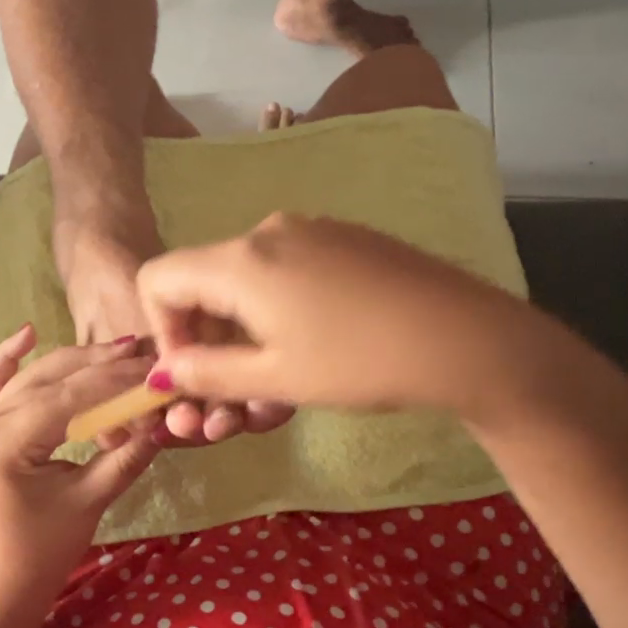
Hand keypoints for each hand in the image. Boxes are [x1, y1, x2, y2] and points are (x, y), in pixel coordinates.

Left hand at [0, 325, 162, 586]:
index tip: (157, 368)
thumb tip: (167, 418)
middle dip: (103, 366)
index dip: (117, 381)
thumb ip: (126, 454)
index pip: (70, 398)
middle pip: (52, 380)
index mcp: (6, 443)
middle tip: (147, 352)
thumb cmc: (49, 547)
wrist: (9, 577)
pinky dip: (10, 358)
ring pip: (33, 377)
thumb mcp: (92, 499)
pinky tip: (28, 332)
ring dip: (76, 361)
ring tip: (121, 347)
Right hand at [136, 213, 564, 423]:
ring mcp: (311, 230)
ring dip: (243, 335)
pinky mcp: (345, 240)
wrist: (468, 339)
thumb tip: (161, 373)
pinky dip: (276, 312)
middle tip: (233, 397)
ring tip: (277, 385)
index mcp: (240, 260)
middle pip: (202, 281)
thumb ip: (205, 374)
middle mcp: (268, 231)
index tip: (194, 374)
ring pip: (245, 282)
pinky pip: (284, 272)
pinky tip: (315, 348)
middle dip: (206, 342)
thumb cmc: (360, 364)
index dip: (162, 332)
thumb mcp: (274, 379)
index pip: (158, 279)